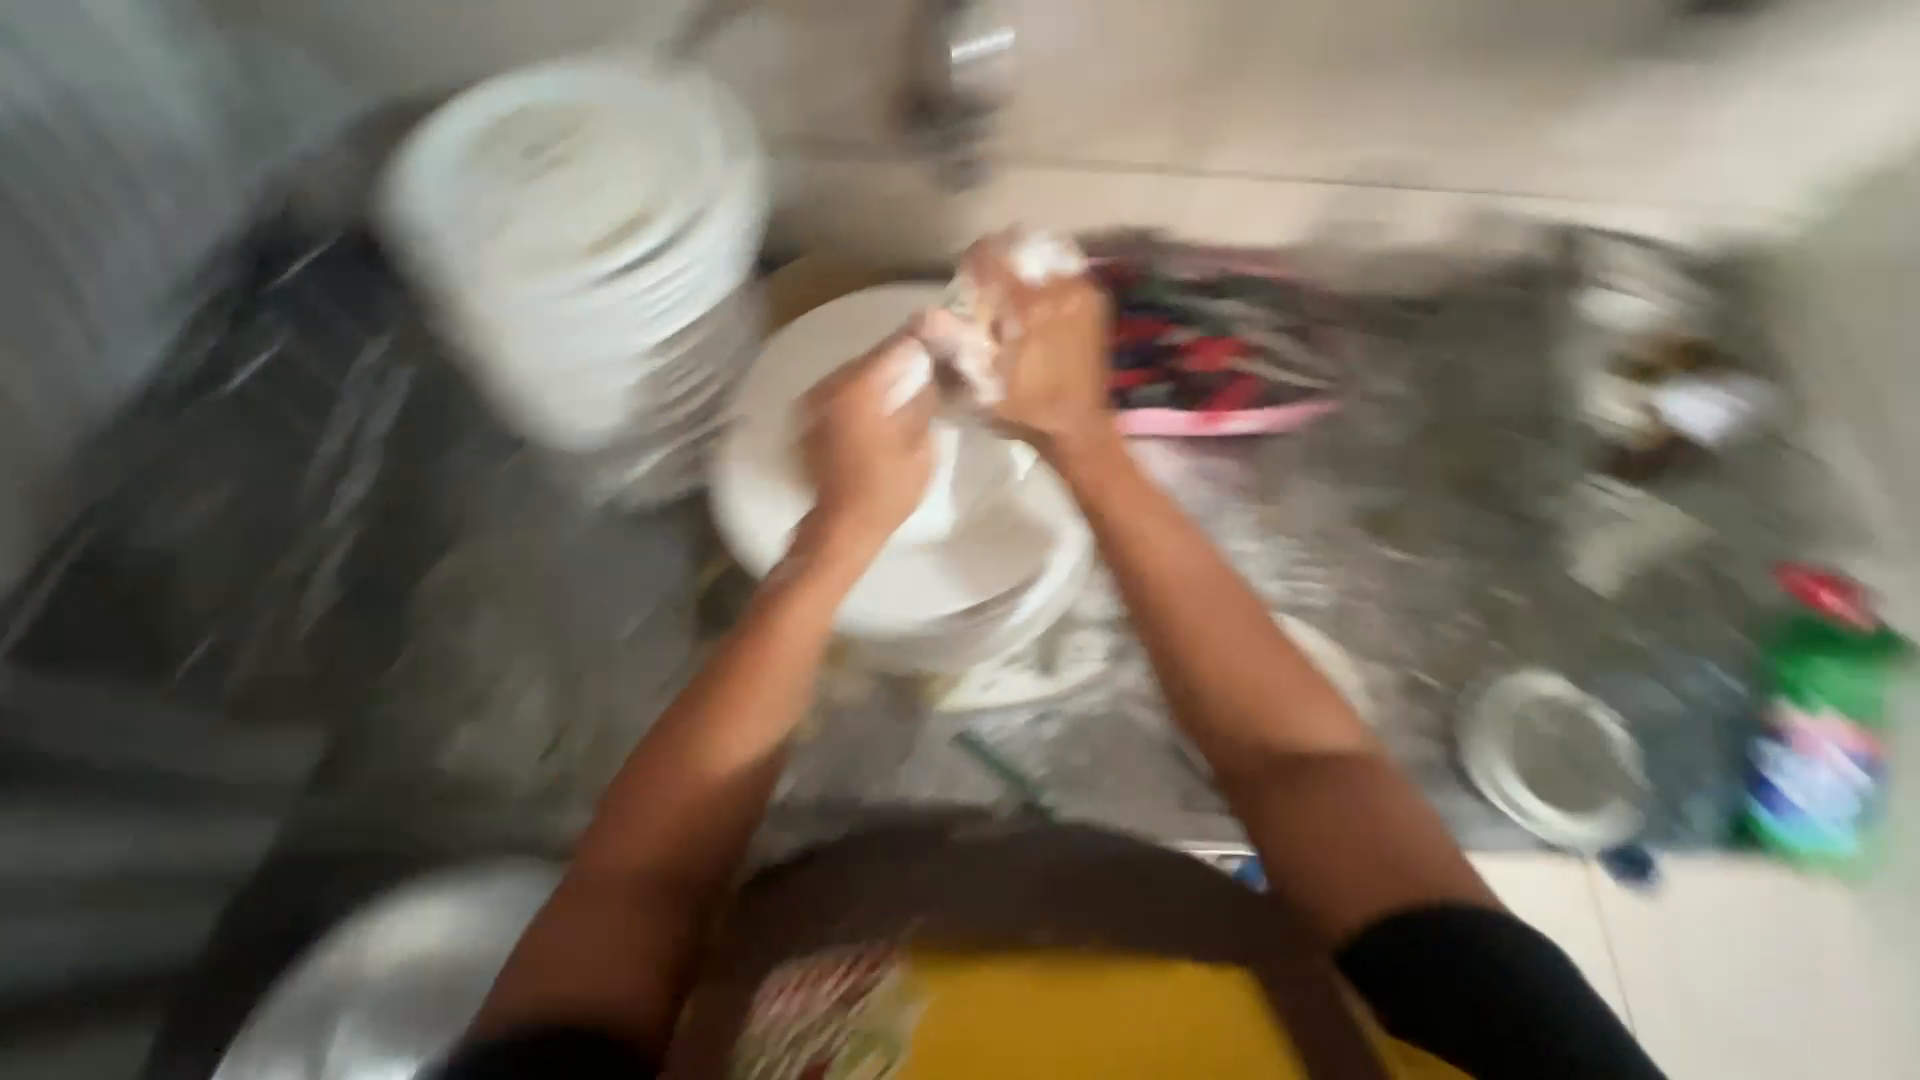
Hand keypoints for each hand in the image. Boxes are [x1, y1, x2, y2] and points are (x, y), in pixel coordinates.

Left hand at [796, 333, 937, 563]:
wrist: (842, 527)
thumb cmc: (887, 490)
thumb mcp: (920, 444)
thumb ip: (926, 399)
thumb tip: (938, 372)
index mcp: (859, 387)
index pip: (898, 346)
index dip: (926, 335)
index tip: (947, 324)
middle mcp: (830, 385)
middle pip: (875, 358)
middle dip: (904, 355)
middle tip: (934, 354)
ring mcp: (814, 402)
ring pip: (858, 375)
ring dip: (885, 375)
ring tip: (913, 379)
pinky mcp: (809, 420)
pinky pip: (844, 394)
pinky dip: (865, 393)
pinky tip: (886, 403)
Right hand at [928, 229, 1114, 457]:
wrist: (1077, 428)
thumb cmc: (1026, 410)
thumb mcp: (983, 384)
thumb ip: (958, 343)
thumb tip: (927, 313)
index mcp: (1026, 306)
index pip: (990, 256)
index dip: (970, 262)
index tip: (964, 278)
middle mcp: (1057, 288)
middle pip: (1019, 247)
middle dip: (999, 260)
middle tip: (988, 285)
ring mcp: (1081, 292)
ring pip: (1044, 253)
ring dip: (1024, 263)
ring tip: (1013, 286)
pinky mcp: (1094, 302)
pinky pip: (1067, 269)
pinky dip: (1048, 274)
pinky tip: (1038, 296)